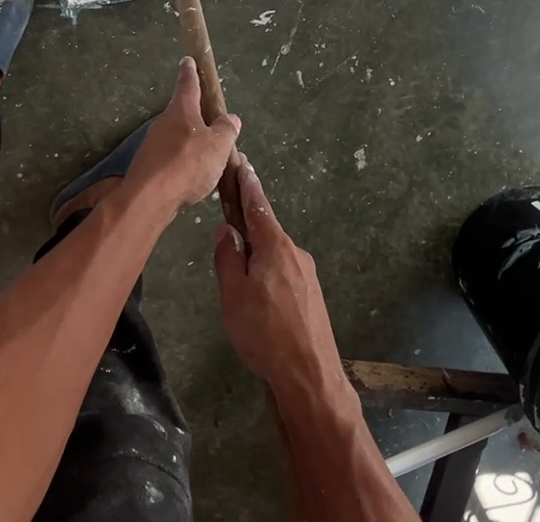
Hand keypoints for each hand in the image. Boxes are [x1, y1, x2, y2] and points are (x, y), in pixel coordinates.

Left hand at [126, 58, 241, 213]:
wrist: (149, 198)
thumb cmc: (186, 164)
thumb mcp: (218, 146)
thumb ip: (226, 130)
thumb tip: (230, 118)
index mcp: (181, 110)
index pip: (188, 84)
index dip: (191, 72)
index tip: (189, 60)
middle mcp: (164, 122)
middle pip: (184, 113)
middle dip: (199, 116)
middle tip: (215, 122)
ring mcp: (154, 144)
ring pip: (179, 138)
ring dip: (194, 143)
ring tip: (213, 157)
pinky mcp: (150, 166)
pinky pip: (173, 158)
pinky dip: (186, 162)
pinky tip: (197, 177)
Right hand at [212, 161, 342, 393]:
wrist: (310, 376)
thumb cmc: (265, 333)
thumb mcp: (233, 295)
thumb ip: (227, 259)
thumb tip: (226, 230)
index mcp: (275, 247)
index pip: (258, 206)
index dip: (247, 185)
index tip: (242, 163)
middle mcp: (296, 254)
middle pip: (267, 233)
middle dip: (248, 231)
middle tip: (228, 239)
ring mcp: (308, 276)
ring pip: (275, 258)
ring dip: (258, 261)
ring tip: (240, 289)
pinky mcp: (312, 298)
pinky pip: (285, 277)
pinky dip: (269, 278)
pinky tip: (261, 304)